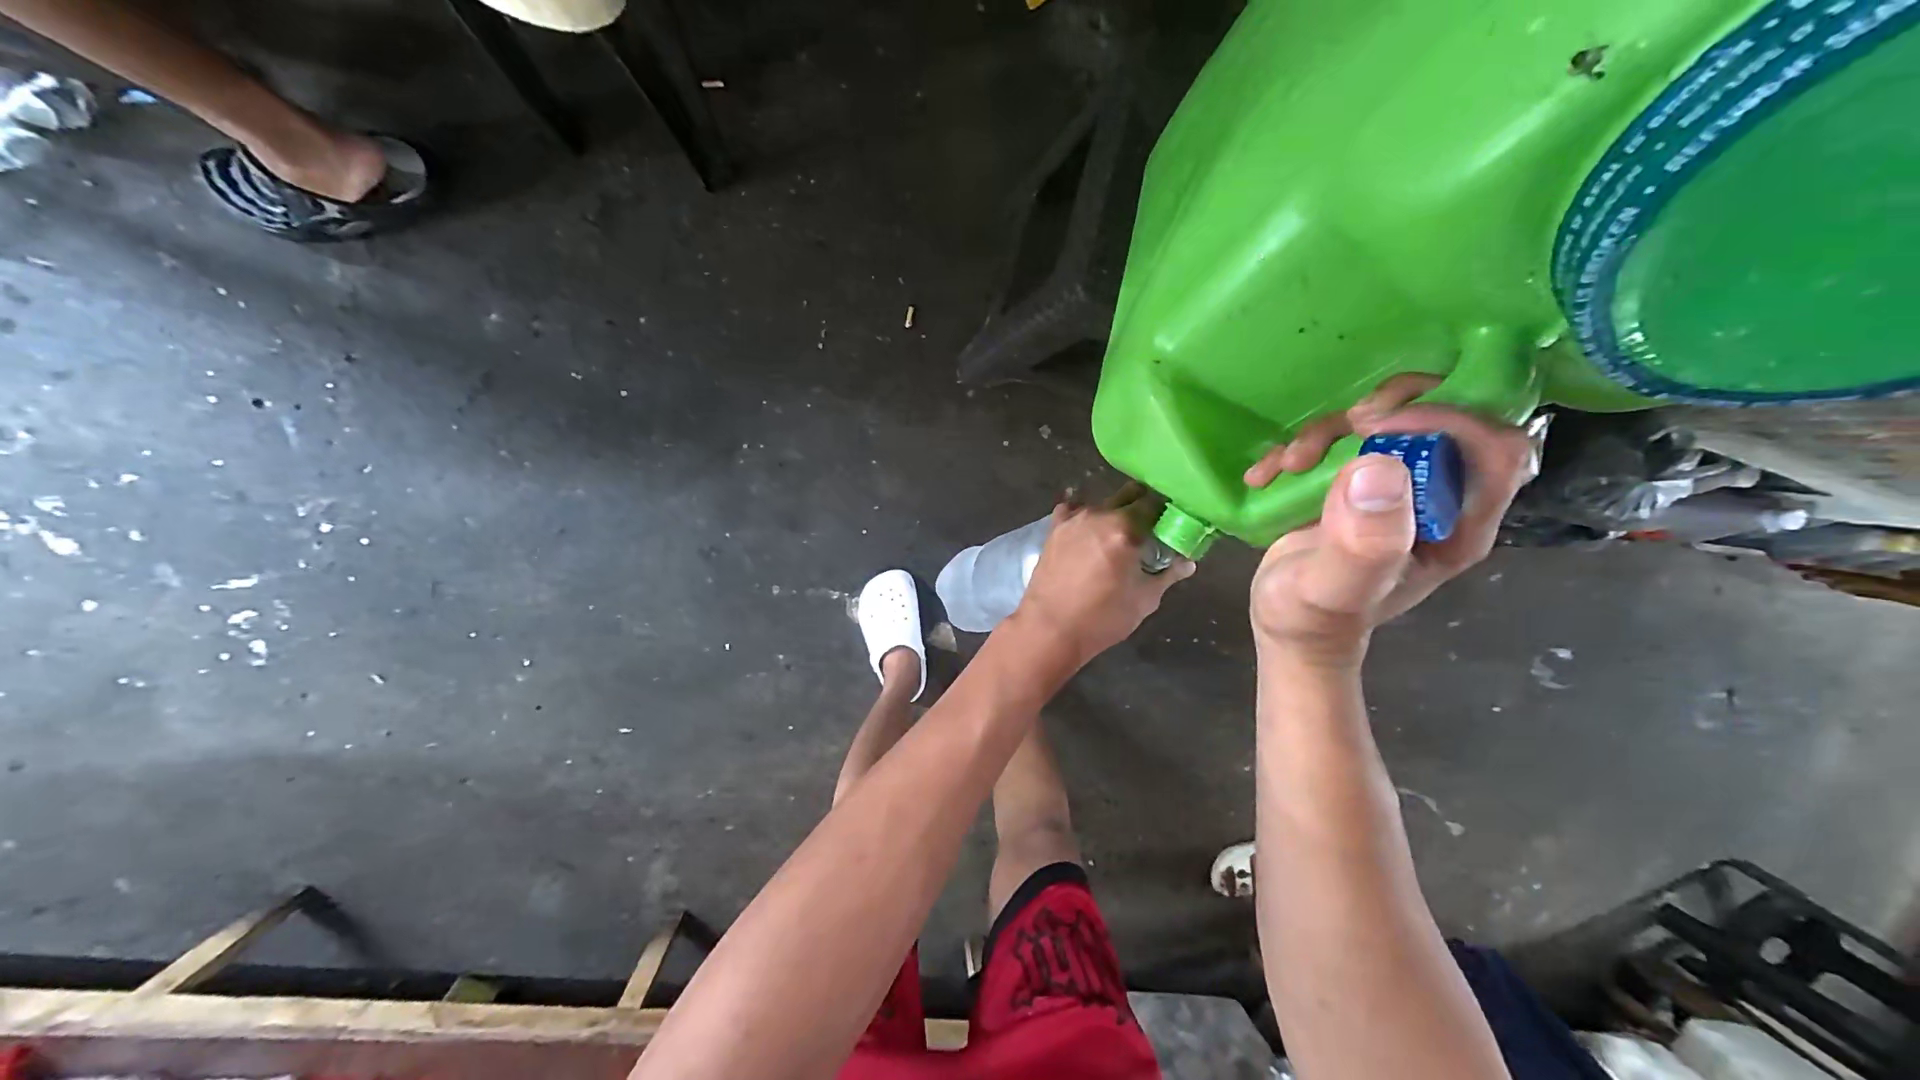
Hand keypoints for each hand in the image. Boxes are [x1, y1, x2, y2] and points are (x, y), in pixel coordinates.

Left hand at [1012, 486, 1195, 667]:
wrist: (1049, 628)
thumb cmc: (1102, 618)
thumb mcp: (1144, 600)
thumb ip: (1167, 575)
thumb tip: (1187, 562)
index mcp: (1126, 529)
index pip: (1155, 503)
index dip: (1167, 510)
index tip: (1173, 521)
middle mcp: (1100, 515)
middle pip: (1129, 496)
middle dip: (1143, 507)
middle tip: (1150, 528)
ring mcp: (1074, 519)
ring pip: (1103, 503)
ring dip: (1115, 512)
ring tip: (1118, 535)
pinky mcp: (1054, 528)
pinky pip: (1073, 509)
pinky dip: (1084, 514)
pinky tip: (1088, 529)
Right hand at [1246, 376, 1538, 669]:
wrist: (1285, 623)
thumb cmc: (1314, 615)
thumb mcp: (1333, 587)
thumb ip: (1362, 543)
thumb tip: (1381, 469)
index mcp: (1456, 526)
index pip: (1495, 449)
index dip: (1450, 421)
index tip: (1380, 427)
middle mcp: (1436, 498)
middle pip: (1445, 419)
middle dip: (1390, 411)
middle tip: (1346, 426)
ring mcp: (1397, 486)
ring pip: (1387, 422)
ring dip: (1331, 431)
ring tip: (1289, 465)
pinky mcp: (1359, 480)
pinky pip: (1344, 438)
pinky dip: (1303, 445)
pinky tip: (1268, 473)